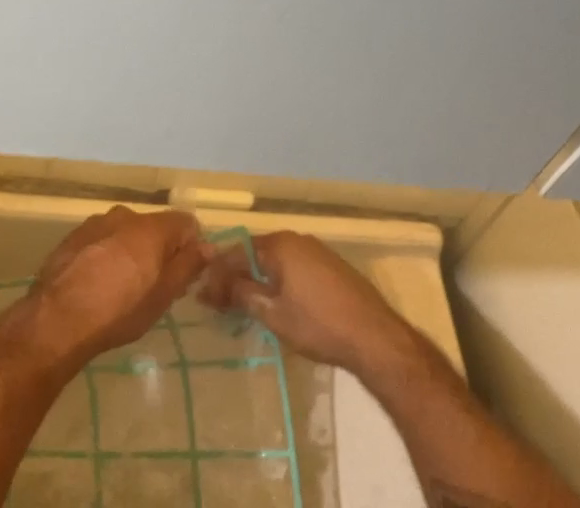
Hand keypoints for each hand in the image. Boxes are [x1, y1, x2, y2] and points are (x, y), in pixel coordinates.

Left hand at [13, 206, 209, 362]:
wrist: (57, 319)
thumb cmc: (119, 311)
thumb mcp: (163, 296)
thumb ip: (188, 266)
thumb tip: (207, 246)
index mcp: (151, 227)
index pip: (186, 222)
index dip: (191, 247)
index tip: (185, 276)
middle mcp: (124, 215)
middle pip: (154, 228)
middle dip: (160, 251)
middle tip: (155, 287)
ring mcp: (94, 224)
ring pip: (125, 233)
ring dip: (131, 252)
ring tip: (123, 288)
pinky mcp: (71, 237)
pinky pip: (101, 241)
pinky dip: (106, 256)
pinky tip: (97, 285)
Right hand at [199, 230, 415, 378]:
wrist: (376, 339)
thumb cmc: (319, 325)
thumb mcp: (272, 313)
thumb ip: (240, 294)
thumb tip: (211, 286)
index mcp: (280, 245)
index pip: (235, 252)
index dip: (217, 276)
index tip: (204, 299)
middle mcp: (297, 239)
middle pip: (255, 253)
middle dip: (235, 276)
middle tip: (219, 303)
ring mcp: (318, 252)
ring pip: (275, 262)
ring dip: (256, 280)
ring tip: (243, 304)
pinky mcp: (332, 267)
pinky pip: (294, 268)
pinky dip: (277, 282)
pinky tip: (274, 302)